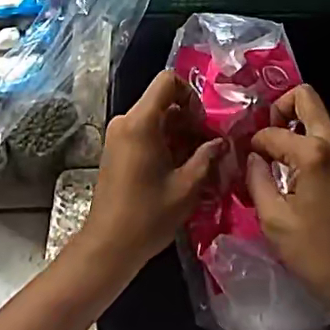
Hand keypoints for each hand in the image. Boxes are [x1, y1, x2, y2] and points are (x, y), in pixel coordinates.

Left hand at [76, 71, 223, 274]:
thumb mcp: (186, 187)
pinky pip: (146, 131)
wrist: (107, 248)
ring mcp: (119, 134)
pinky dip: (165, 141)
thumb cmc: (147, 216)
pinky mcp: (117, 149)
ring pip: (157, 117)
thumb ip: (206, 157)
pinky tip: (179, 168)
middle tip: (208, 147)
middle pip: (163, 101)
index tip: (202, 123)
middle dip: (189, 119)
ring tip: (198, 161)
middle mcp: (126, 121)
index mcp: (140, 122)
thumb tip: (222, 142)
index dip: (191, 94)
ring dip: (179, 132)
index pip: (167, 81)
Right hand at [246, 85, 329, 329]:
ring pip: (318, 117)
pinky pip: (328, 138)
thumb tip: (252, 158)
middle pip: (306, 97)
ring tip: (277, 158)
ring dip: (295, 127)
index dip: (254, 143)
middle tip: (266, 138)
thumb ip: (257, 180)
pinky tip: (296, 174)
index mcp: (314, 153)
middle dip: (280, 109)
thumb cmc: (317, 253)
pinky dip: (309, 143)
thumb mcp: (274, 220)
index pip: (273, 132)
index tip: (246, 160)